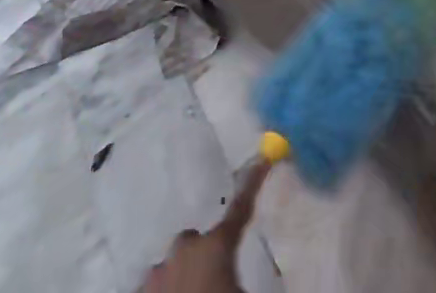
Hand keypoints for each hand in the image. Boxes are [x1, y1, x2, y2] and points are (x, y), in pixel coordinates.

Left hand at [142, 160, 272, 292]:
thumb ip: (265, 277)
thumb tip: (283, 269)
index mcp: (216, 248)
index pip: (242, 205)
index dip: (255, 179)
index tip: (266, 156)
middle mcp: (183, 252)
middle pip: (195, 240)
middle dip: (204, 253)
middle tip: (216, 279)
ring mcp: (154, 277)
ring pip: (170, 266)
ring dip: (180, 277)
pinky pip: (151, 288)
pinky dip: (162, 292)